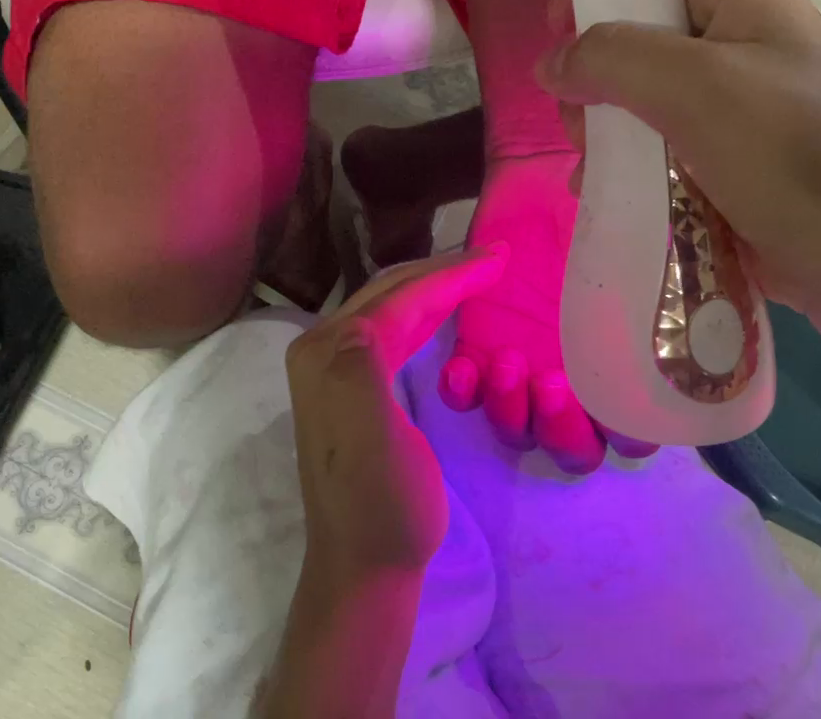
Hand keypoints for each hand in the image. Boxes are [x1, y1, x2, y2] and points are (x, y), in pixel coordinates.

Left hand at [284, 245, 507, 577]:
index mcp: (329, 353)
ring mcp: (333, 369)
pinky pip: (391, 331)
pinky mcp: (350, 387)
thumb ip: (361, 373)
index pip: (396, 297)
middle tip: (495, 257)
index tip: (499, 259)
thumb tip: (369, 323)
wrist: (365, 563)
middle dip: (442, 271)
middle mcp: (322, 350)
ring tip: (479, 274)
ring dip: (435, 287)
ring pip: (391, 308)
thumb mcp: (374, 441)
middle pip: (389, 293)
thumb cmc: (382, 504)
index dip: (449, 275)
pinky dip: (424, 313)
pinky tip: (445, 311)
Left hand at [439, 153, 652, 473]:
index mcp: (620, 365)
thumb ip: (673, 272)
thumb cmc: (597, 206)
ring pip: (518, 433)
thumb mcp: (642, 239)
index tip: (617, 391)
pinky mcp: (475, 347)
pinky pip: (463, 396)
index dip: (628, 431)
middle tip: (553, 383)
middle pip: (575, 450)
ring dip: (513, 413)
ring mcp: (521, 370)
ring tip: (508, 363)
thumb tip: (718, 277)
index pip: (636, 433)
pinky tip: (464, 363)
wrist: (536, 172)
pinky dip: (462, 391)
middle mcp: (573, 380)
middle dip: (565, 432)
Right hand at [537, 0, 820, 330]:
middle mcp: (729, 27)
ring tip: (585, 134)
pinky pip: (641, 123)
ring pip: (632, 61)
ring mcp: (719, 90)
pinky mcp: (707, 145)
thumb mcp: (699, 92)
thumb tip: (554, 66)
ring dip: (595, 91)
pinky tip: (597, 178)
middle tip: (561, 40)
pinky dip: (612, 143)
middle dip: (593, 4)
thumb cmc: (794, 158)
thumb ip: (615, 60)